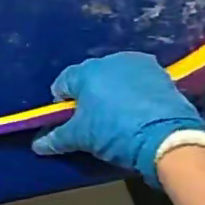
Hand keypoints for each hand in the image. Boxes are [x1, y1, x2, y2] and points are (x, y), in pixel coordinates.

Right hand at [31, 52, 204, 187]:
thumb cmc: (115, 132)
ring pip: (116, 78)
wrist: (167, 136)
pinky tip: (140, 114)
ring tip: (120, 119)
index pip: (63, 83)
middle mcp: (110, 60)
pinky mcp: (160, 73)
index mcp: (86, 71)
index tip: (69, 122)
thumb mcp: (82, 138)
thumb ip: (57, 138)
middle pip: (90, 79)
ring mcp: (137, 63)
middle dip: (89, 97)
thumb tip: (37, 145)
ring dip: (114, 93)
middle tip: (94, 123)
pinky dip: (136, 93)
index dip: (62, 104)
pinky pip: (139, 81)